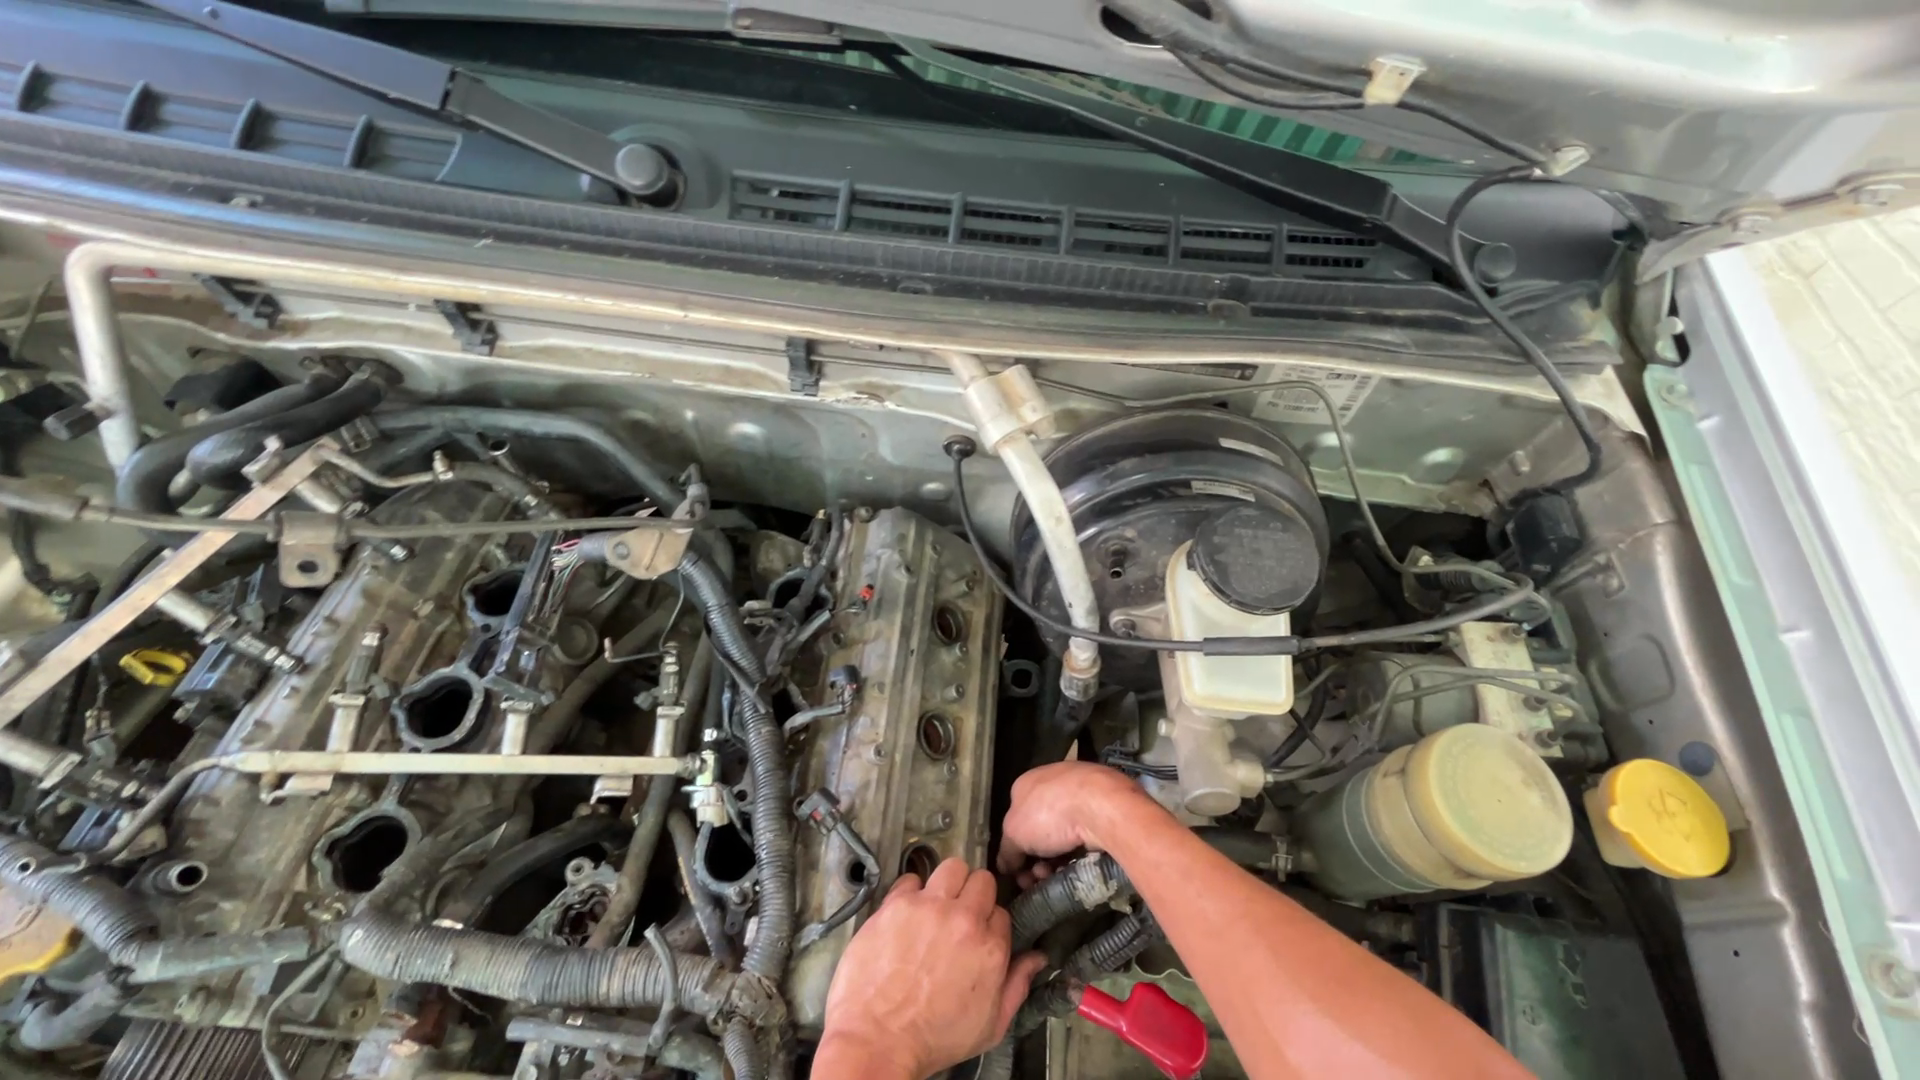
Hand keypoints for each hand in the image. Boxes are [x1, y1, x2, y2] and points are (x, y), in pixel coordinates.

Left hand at [817, 859, 1047, 1079]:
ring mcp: (928, 907)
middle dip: (974, 895)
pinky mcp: (896, 904)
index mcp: (990, 948)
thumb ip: (1016, 986)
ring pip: (952, 867)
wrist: (877, 1040)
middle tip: (960, 913)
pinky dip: (911, 891)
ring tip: (937, 903)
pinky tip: (907, 912)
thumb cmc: (931, 1039)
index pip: (1002, 912)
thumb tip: (1036, 959)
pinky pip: (911, 879)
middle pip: (981, 881)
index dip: (990, 923)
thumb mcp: (989, 1027)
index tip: (978, 933)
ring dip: (948, 882)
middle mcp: (963, 920)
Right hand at [997, 762, 1162, 875]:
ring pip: (1062, 836)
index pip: (1015, 817)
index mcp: (1027, 782)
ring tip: (1056, 876)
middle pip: (1039, 830)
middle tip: (1038, 878)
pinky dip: (1078, 853)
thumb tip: (1004, 865)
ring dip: (1055, 861)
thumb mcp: (1014, 833)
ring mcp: (1081, 794)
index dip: (1015, 847)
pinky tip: (1077, 867)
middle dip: (1036, 859)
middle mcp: (1053, 783)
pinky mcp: (1104, 808)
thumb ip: (1006, 851)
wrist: (1103, 807)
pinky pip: (1084, 835)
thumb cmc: (1050, 813)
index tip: (1019, 871)